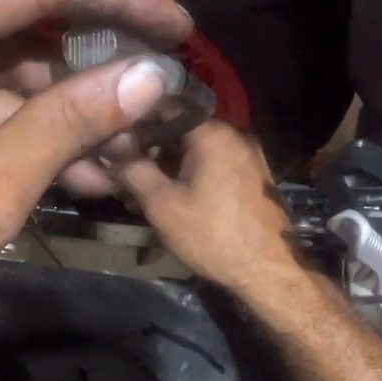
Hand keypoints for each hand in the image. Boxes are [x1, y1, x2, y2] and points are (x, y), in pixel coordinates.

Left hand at [0, 0, 190, 326]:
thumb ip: (70, 122)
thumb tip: (151, 77)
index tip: (175, 22)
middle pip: (19, 2)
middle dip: (93, 42)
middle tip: (156, 70)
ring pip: (3, 43)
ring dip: (63, 88)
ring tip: (125, 133)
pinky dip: (23, 107)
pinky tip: (76, 150)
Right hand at [118, 122, 305, 298]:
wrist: (268, 272)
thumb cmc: (211, 234)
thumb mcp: (161, 204)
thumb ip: (133, 170)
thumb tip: (113, 151)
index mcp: (212, 132)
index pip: (164, 108)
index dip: (134, 125)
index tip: (114, 146)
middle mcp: (235, 134)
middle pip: (180, 131)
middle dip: (150, 152)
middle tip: (124, 177)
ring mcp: (248, 156)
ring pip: (196, 151)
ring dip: (168, 168)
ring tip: (142, 195)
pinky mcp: (254, 177)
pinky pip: (214, 166)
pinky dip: (190, 176)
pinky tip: (173, 200)